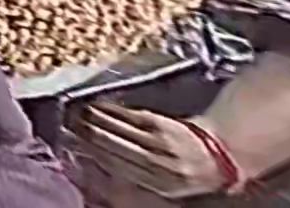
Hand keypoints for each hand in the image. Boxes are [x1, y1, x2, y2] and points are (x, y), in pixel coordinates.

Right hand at [71, 104, 228, 198]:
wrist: (221, 155)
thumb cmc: (186, 170)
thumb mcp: (166, 182)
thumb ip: (133, 172)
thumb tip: (88, 157)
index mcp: (161, 184)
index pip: (111, 163)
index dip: (87, 150)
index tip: (70, 140)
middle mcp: (160, 165)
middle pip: (106, 141)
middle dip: (83, 130)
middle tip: (67, 123)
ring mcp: (159, 142)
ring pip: (108, 123)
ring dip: (88, 116)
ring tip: (76, 112)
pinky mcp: (156, 122)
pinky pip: (119, 112)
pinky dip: (101, 108)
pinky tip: (94, 106)